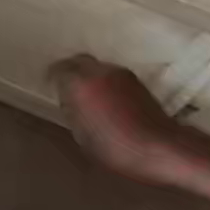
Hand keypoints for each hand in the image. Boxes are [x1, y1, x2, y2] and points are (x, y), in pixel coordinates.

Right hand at [50, 56, 209, 189]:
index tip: (49, 84)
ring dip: (89, 76)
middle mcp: (100, 71)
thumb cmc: (116, 149)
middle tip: (65, 86)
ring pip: (97, 67)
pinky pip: (111, 75)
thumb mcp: (83, 137)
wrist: (159, 147)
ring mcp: (121, 73)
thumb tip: (70, 101)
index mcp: (81, 84)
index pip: (59, 70)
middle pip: (79, 61)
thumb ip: (73, 112)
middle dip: (70, 70)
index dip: (52, 77)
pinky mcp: (136, 81)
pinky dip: (104, 82)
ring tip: (87, 97)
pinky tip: (105, 100)